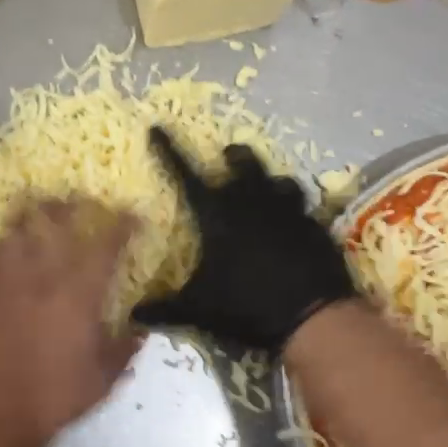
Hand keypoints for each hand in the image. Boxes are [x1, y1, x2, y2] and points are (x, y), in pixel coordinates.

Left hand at [0, 197, 141, 446]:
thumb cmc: (57, 394)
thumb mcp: (104, 377)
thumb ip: (124, 348)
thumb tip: (140, 331)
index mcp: (81, 294)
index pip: (106, 246)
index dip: (122, 225)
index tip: (133, 216)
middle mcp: (45, 276)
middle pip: (59, 221)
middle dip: (75, 204)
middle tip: (86, 201)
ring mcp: (11, 279)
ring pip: (21, 227)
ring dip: (36, 212)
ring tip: (45, 206)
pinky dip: (8, 237)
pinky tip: (14, 238)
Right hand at [133, 127, 354, 357]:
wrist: (315, 318)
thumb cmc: (247, 307)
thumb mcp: (198, 310)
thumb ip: (164, 309)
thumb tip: (132, 316)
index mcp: (217, 216)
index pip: (185, 174)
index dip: (168, 151)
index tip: (156, 128)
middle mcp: (252, 203)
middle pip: (243, 162)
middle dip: (233, 157)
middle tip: (228, 159)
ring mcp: (288, 211)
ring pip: (279, 179)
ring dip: (269, 181)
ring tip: (265, 190)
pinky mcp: (316, 226)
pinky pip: (304, 206)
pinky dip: (294, 210)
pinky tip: (292, 223)